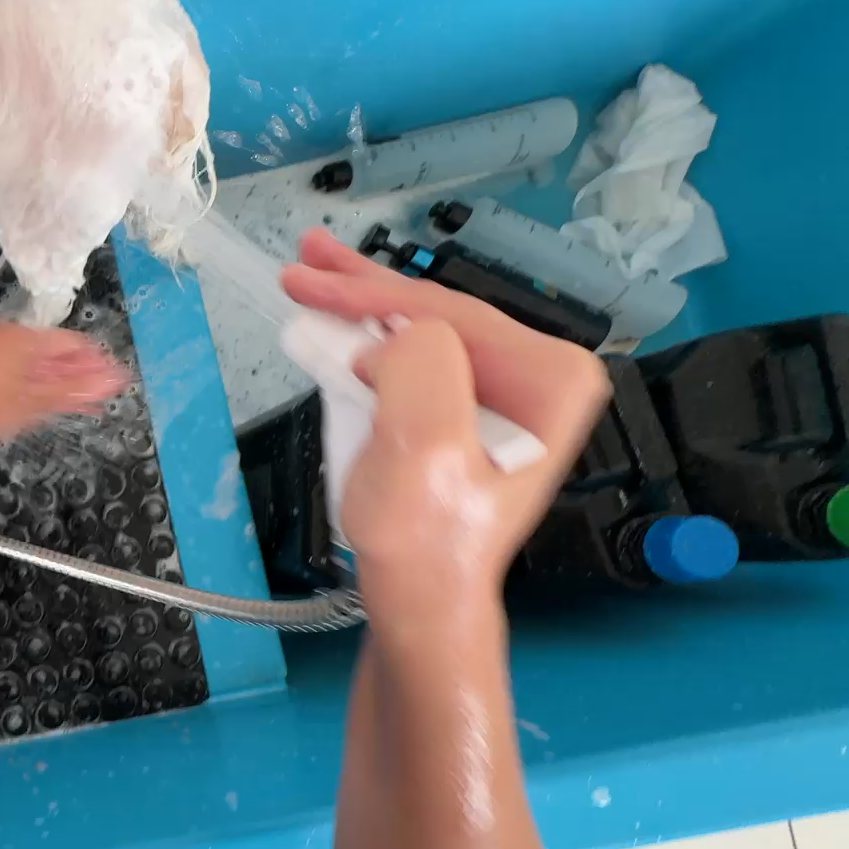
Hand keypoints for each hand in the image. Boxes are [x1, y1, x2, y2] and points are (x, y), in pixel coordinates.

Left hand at [0, 320, 127, 445]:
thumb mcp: (26, 405)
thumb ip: (69, 393)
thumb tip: (108, 383)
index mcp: (25, 340)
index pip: (75, 344)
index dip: (98, 363)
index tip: (115, 381)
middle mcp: (6, 336)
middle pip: (53, 351)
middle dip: (79, 372)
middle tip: (99, 394)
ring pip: (31, 360)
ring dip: (54, 379)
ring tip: (71, 402)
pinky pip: (9, 368)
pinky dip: (28, 383)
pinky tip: (31, 401)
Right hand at [281, 230, 610, 623]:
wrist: (418, 590)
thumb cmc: (422, 532)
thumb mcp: (425, 449)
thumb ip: (421, 370)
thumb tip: (387, 342)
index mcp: (544, 377)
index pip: (445, 313)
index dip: (369, 294)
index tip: (304, 280)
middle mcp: (529, 377)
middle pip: (432, 313)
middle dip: (362, 287)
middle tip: (305, 258)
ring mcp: (493, 396)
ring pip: (415, 333)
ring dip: (358, 307)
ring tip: (312, 278)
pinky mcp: (456, 416)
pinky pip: (406, 364)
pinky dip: (363, 343)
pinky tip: (335, 328)